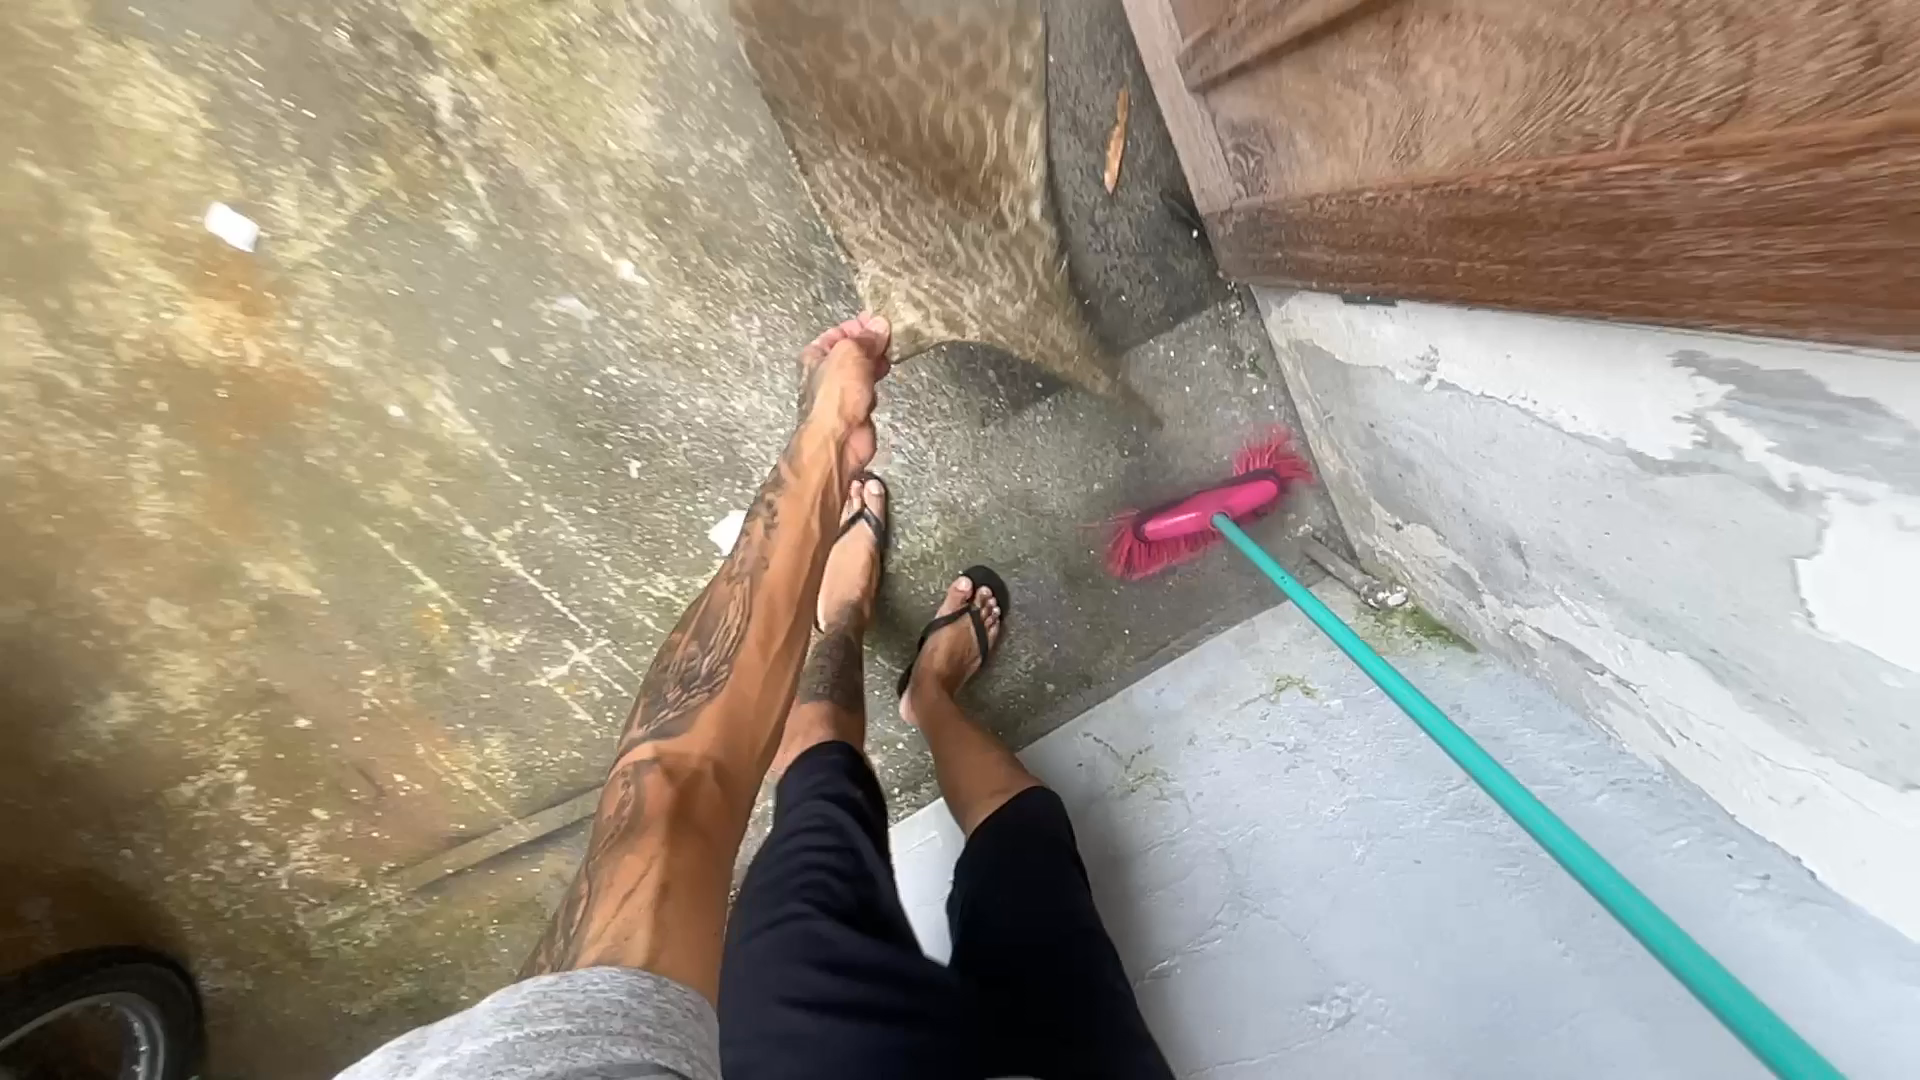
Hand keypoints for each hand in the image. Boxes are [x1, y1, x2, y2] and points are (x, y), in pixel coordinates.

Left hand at [798, 312, 891, 471]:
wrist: (839, 439)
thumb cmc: (834, 399)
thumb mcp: (851, 353)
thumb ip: (866, 338)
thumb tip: (879, 326)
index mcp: (815, 355)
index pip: (840, 331)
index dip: (860, 324)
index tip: (880, 319)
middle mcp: (826, 373)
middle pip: (852, 350)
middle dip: (871, 342)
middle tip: (890, 334)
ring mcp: (842, 391)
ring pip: (862, 368)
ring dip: (876, 359)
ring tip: (892, 350)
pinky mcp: (857, 408)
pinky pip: (870, 386)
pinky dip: (879, 378)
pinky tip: (887, 373)